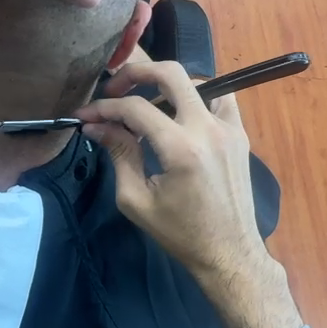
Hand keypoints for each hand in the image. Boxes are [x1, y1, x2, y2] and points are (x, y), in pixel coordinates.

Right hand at [79, 60, 300, 327]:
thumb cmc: (179, 233)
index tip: (87, 116)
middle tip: (115, 89)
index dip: (106, 107)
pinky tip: (181, 109)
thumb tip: (96, 127)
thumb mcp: (136, 199)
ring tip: (147, 99)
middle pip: (170, 74)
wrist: (229, 253)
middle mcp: (207, 129)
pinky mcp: (240, 134)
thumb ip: (119, 155)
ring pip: (199, 80)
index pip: (135, 108)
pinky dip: (199, 94)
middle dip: (136, 74)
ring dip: (168, 83)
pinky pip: (222, 97)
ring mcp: (229, 128)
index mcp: (180, 149)